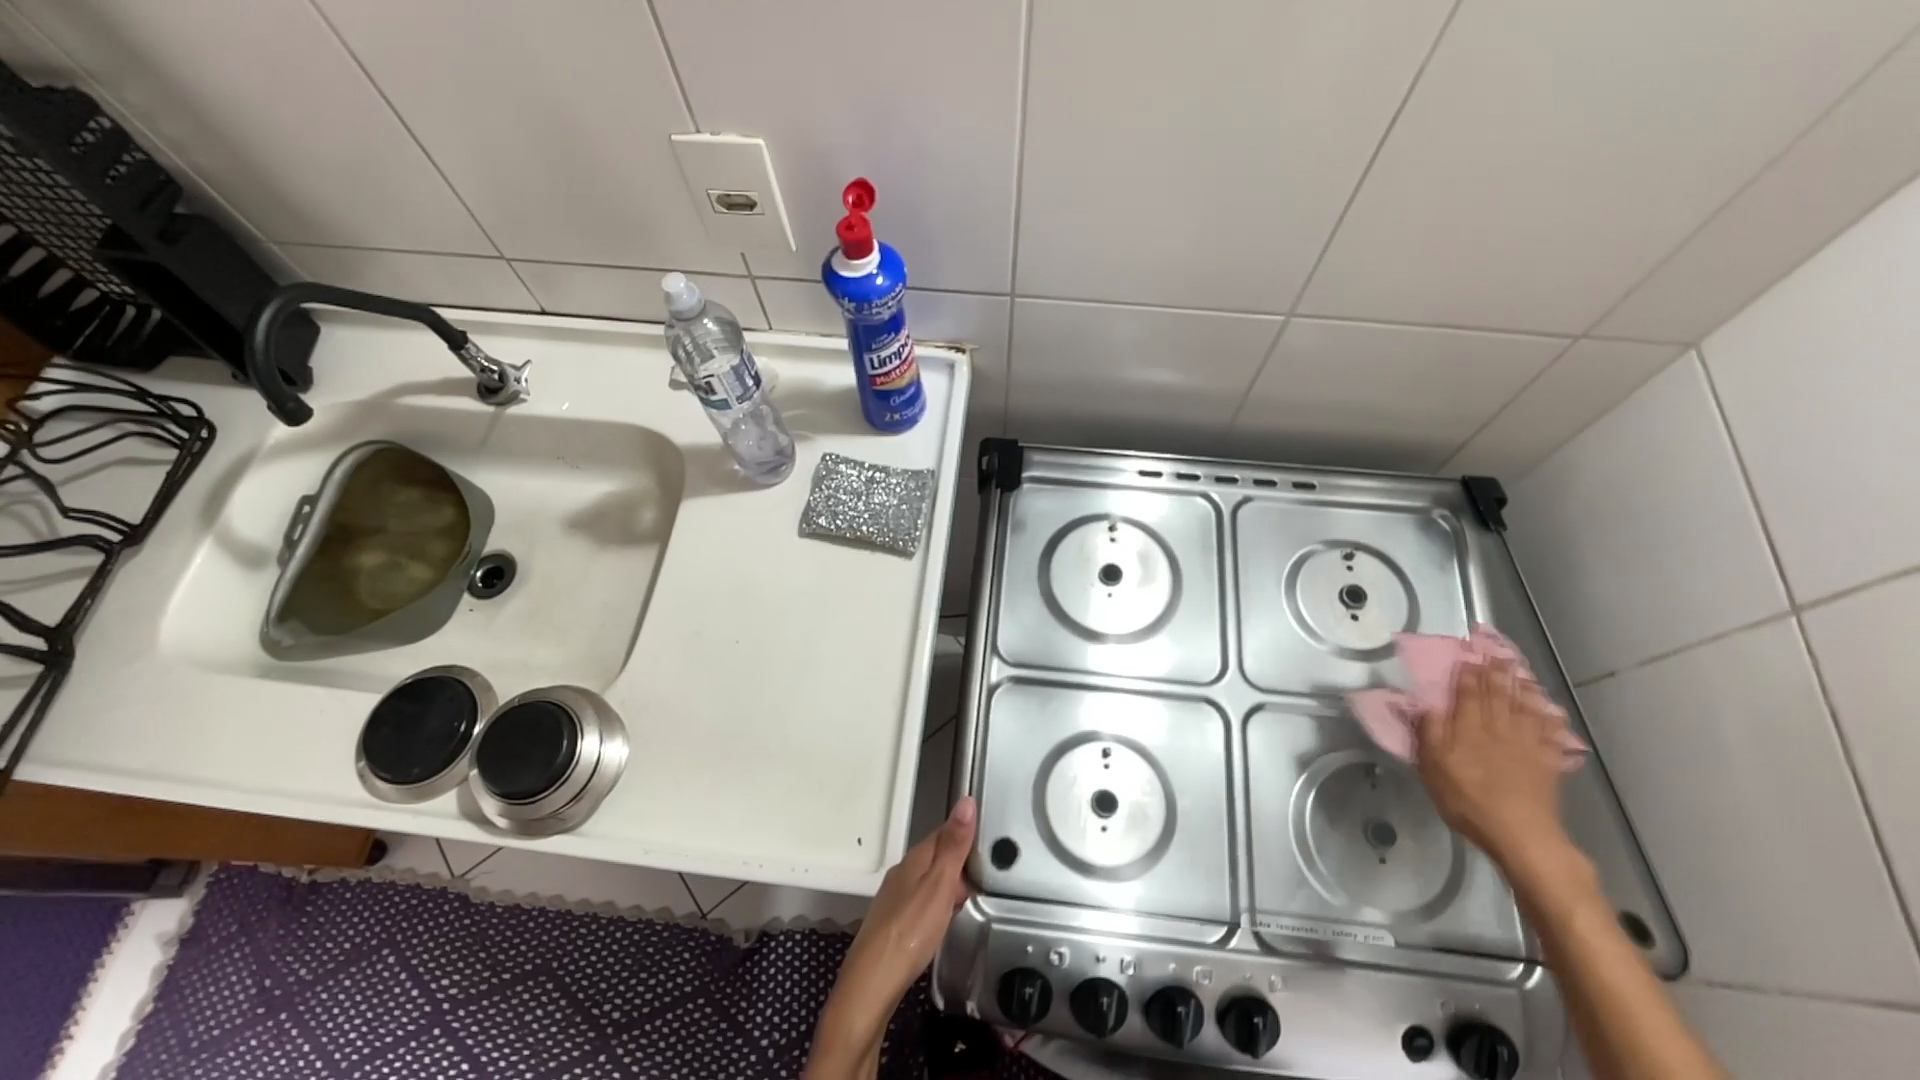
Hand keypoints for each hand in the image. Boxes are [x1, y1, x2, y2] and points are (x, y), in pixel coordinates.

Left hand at [827, 797, 976, 1028]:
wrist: (874, 981)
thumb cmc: (911, 930)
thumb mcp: (939, 884)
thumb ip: (954, 846)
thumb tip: (965, 802)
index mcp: (914, 861)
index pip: (942, 833)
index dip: (964, 832)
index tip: (989, 838)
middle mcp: (902, 875)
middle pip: (935, 858)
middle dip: (960, 861)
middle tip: (989, 872)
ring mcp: (896, 900)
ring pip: (929, 882)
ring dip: (950, 885)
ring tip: (974, 897)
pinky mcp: (894, 924)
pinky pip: (923, 903)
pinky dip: (940, 905)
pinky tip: (948, 920)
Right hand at [1417, 659, 1571, 868]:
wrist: (1519, 832)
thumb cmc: (1467, 800)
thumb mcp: (1433, 767)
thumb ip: (1429, 732)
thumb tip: (1424, 703)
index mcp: (1469, 728)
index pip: (1468, 694)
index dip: (1468, 674)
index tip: (1469, 655)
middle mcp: (1499, 728)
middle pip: (1498, 695)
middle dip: (1496, 673)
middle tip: (1497, 654)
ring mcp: (1527, 743)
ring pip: (1524, 707)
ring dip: (1522, 687)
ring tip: (1520, 671)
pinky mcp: (1547, 760)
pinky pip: (1549, 731)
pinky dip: (1549, 716)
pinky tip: (1550, 709)